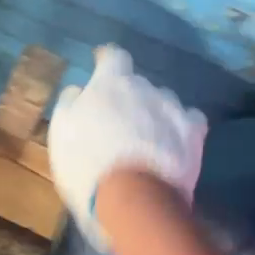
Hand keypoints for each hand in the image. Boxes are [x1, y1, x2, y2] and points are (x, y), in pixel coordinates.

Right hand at [47, 45, 207, 245]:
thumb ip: (69, 104)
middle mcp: (145, 87)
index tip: (100, 63)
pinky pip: (190, 119)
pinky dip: (180, 126)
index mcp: (110, 83)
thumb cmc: (86, 164)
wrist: (132, 198)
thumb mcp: (60, 133)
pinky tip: (173, 140)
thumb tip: (79, 90)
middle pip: (137, 83)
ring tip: (145, 135)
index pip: (113, 56)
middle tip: (118, 118)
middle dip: (129, 95)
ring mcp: (173, 109)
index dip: (106, 59)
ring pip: (163, 100)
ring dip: (153, 111)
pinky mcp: (194, 133)